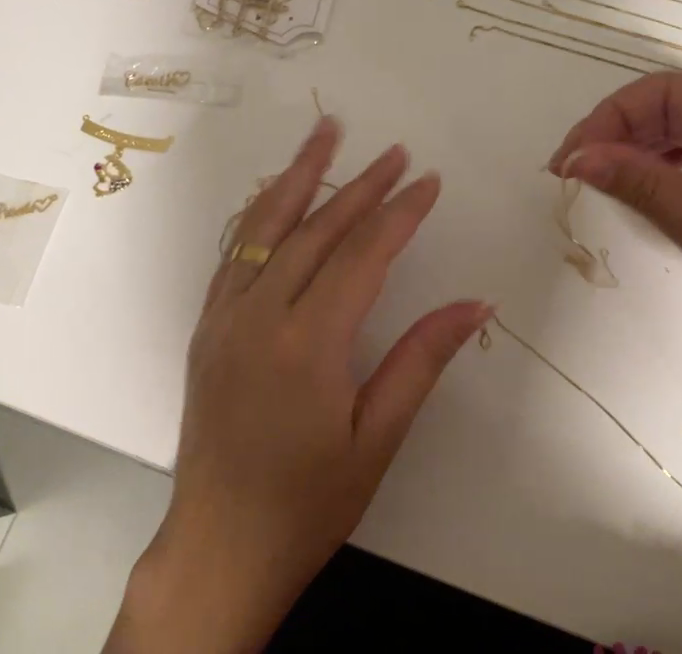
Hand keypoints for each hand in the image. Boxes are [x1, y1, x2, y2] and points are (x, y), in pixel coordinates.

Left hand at [107, 116, 490, 653]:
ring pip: (264, 229)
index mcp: (307, 344)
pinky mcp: (205, 330)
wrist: (218, 546)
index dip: (399, 214)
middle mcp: (259, 316)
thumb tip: (475, 304)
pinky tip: (276, 198)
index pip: (363, 255)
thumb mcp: (376, 439)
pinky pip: (233, 255)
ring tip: (324, 135)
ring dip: (298, 178)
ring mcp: (224, 319)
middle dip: (359, 185)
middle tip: (393, 151)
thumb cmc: (307, 503)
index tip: (427, 180)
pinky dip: (260, 217)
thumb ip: (421, 361)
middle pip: (316, 230)